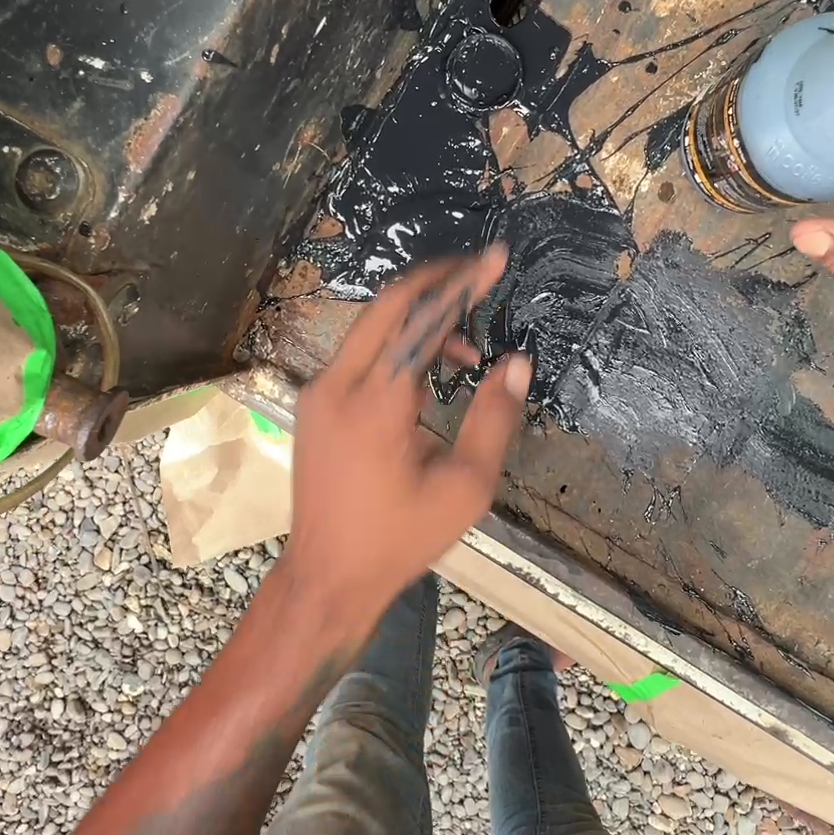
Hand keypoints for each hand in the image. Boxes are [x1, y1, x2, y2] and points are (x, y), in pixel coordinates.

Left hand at [287, 249, 531, 613]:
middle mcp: (338, 383)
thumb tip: (517, 362)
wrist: (326, 576)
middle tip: (478, 276)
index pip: (422, 319)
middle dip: (436, 282)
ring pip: (372, 326)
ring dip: (420, 322)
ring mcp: (320, 391)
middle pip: (387, 304)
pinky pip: (361, 354)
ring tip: (467, 356)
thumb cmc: (400, 539)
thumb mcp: (464, 486)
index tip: (494, 258)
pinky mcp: (316, 403)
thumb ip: (493, 417)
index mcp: (377, 402)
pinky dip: (398, 348)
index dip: (463, 284)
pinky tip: (429, 379)